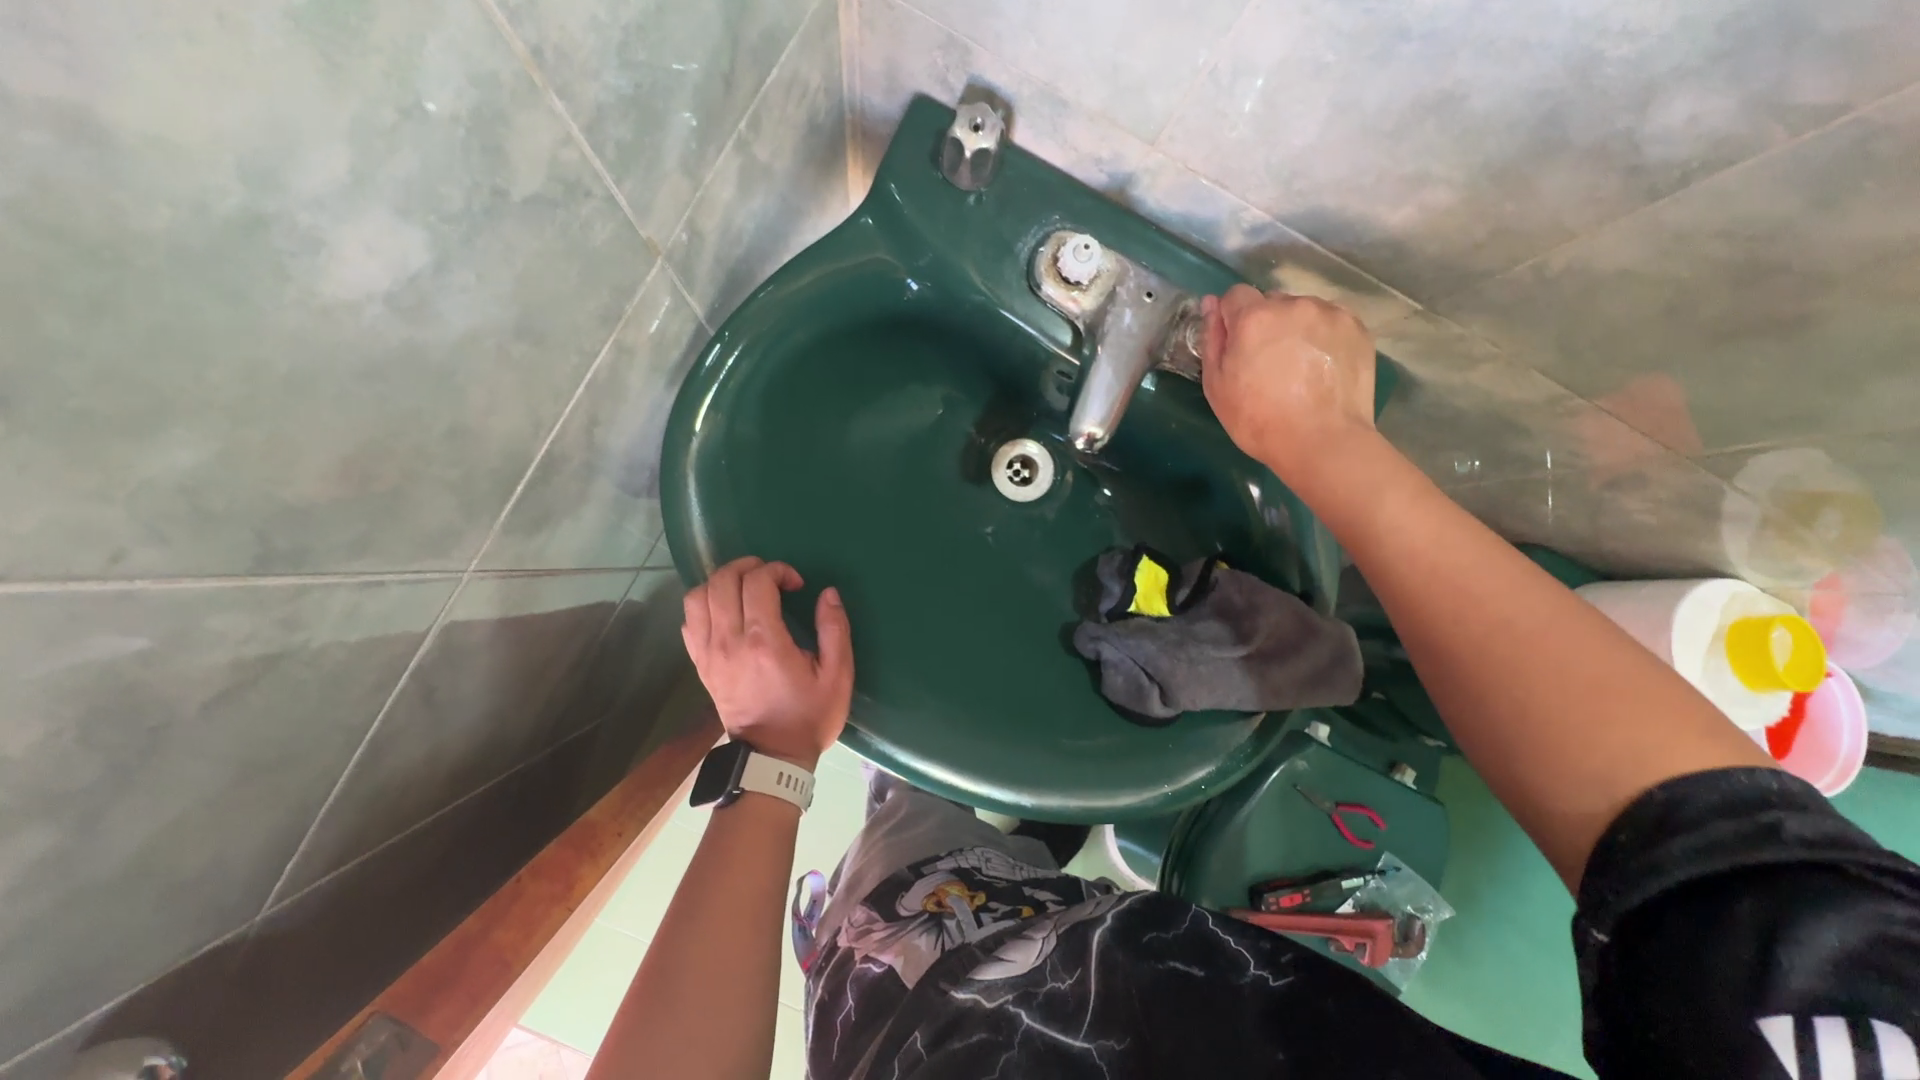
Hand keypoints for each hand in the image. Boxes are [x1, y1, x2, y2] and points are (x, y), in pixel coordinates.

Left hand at [682, 557, 853, 770]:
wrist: (773, 758)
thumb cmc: (809, 716)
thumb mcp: (838, 676)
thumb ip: (835, 629)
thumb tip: (828, 593)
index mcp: (765, 641)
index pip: (758, 582)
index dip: (778, 570)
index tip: (796, 585)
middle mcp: (730, 641)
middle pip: (723, 580)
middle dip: (748, 567)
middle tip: (771, 578)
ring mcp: (710, 654)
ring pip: (698, 597)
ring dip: (721, 582)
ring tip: (745, 589)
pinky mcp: (701, 665)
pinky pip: (690, 622)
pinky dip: (705, 606)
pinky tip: (727, 613)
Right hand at [1199, 285, 1377, 479]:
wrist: (1322, 441)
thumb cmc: (1258, 419)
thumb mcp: (1217, 385)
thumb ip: (1212, 339)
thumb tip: (1211, 304)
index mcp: (1254, 317)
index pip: (1235, 295)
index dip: (1232, 319)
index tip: (1237, 347)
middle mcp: (1293, 304)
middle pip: (1271, 302)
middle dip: (1266, 324)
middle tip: (1269, 363)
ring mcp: (1329, 314)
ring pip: (1303, 311)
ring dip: (1296, 329)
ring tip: (1300, 367)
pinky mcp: (1357, 328)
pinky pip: (1330, 323)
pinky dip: (1323, 338)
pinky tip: (1322, 368)